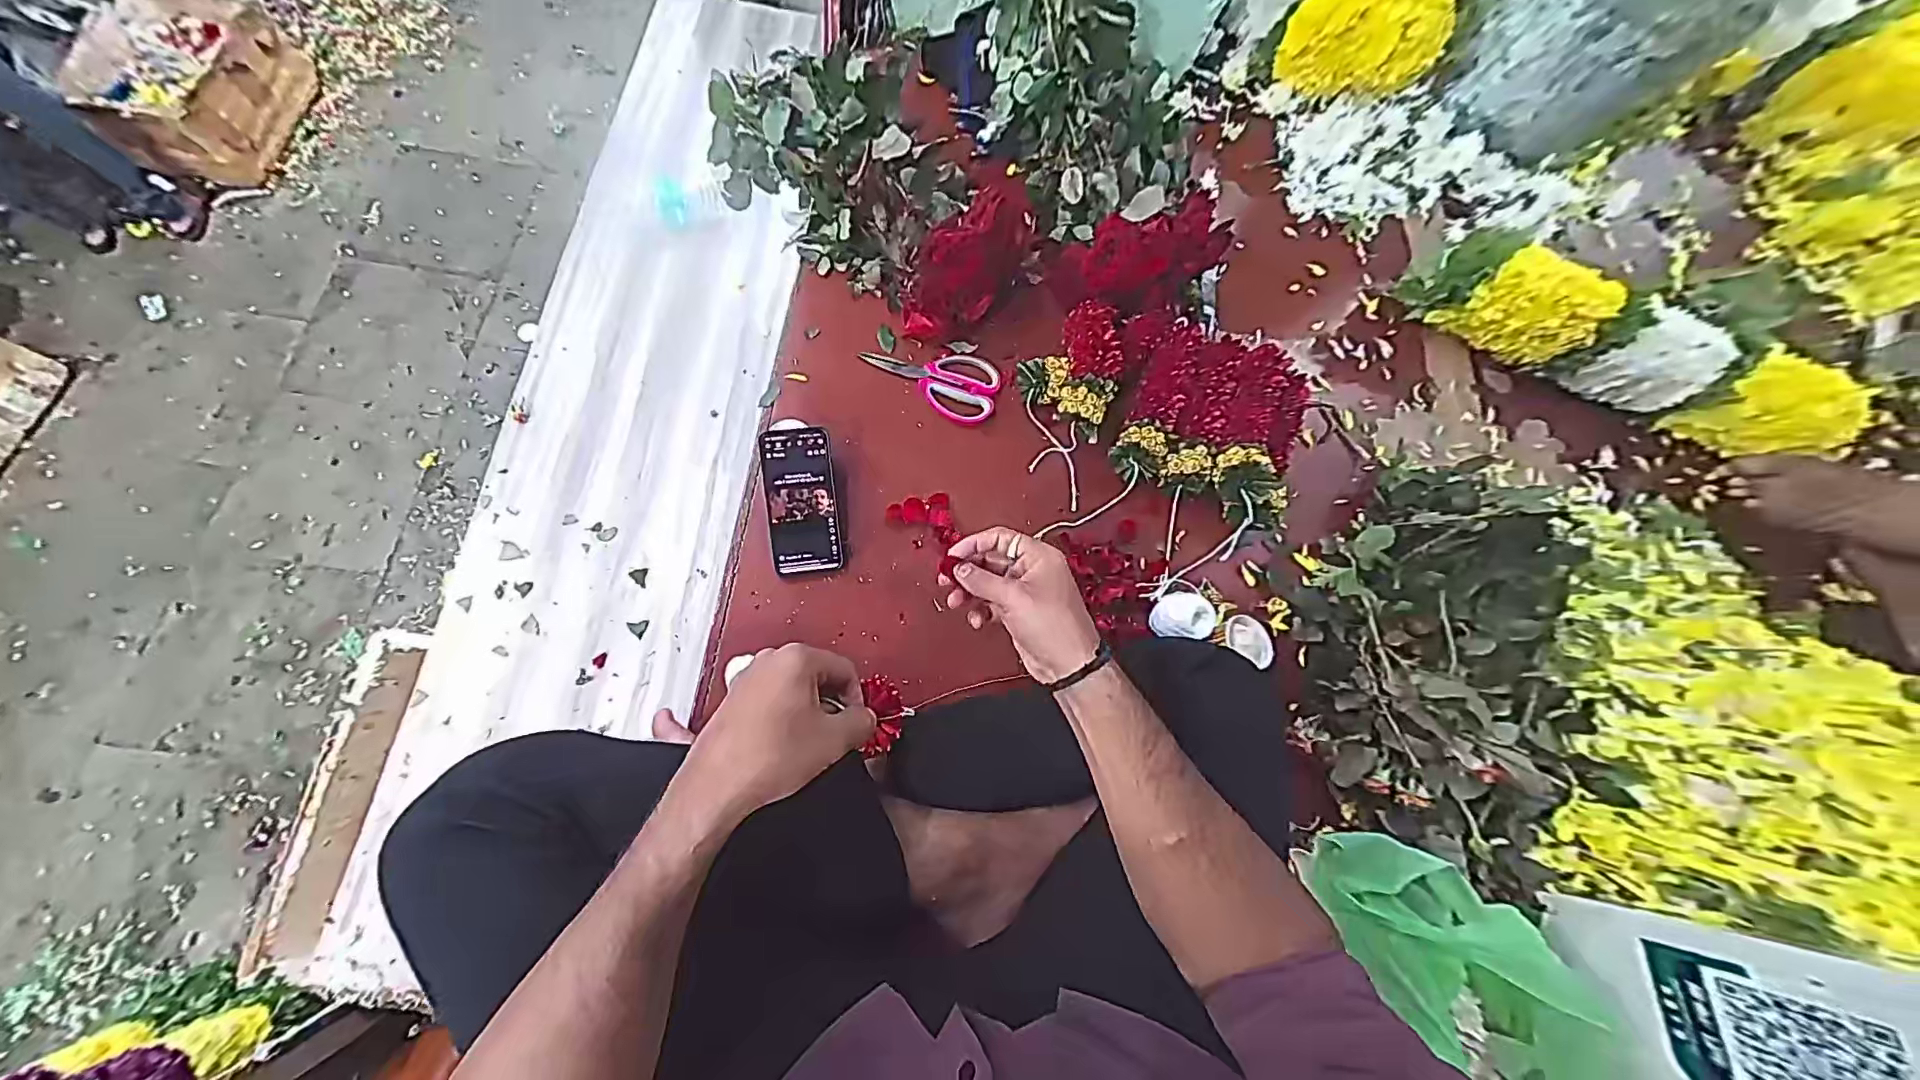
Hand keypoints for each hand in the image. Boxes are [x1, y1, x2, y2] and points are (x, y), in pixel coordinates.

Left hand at [673, 644, 874, 825]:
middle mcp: (769, 660)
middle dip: (831, 706)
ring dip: (806, 714)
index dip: (857, 698)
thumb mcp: (835, 740)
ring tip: (804, 745)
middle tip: (834, 734)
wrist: (716, 787)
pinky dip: (782, 720)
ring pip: (794, 690)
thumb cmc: (763, 759)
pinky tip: (781, 746)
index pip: (845, 669)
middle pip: (819, 677)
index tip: (856, 720)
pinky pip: (771, 702)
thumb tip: (865, 719)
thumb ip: (862, 721)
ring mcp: (747, 679)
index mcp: (796, 658)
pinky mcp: (733, 700)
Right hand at [941, 527, 1102, 683]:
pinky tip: (977, 618)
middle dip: (967, 571)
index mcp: (1038, 556)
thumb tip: (960, 568)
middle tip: (948, 579)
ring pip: (988, 582)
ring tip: (957, 601)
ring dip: (970, 591)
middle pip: (990, 560)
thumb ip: (982, 580)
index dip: (973, 544)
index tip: (953, 556)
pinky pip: (992, 601)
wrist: (1069, 665)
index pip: (999, 538)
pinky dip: (981, 608)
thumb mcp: (1014, 598)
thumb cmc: (1057, 628)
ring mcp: (1025, 591)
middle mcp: (1032, 570)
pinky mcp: (1019, 610)